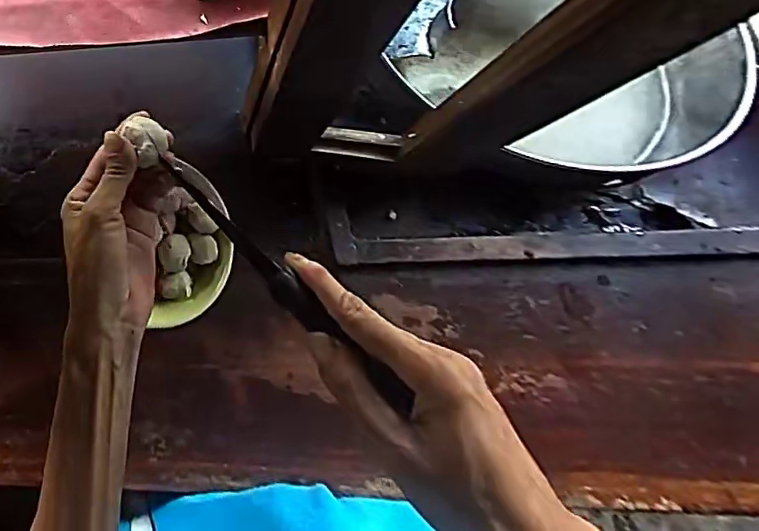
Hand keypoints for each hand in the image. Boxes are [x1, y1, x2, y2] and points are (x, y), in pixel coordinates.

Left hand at [60, 131, 166, 337]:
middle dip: (144, 152)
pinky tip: (176, 179)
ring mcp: (126, 217)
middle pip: (127, 169)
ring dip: (157, 169)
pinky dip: (166, 190)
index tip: (142, 122)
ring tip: (173, 155)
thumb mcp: (101, 216)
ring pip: (144, 184)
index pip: (106, 159)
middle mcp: (104, 203)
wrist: (111, 316)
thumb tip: (117, 137)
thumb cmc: (96, 266)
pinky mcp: (146, 231)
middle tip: (165, 138)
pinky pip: (157, 203)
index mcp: (84, 197)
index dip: (123, 140)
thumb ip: (114, 176)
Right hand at [286, 253, 588, 530]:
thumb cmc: (464, 499)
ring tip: (366, 411)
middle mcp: (445, 356)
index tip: (294, 260)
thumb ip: (352, 392)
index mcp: (430, 368)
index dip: (322, 286)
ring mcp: (459, 370)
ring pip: (392, 351)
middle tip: (320, 363)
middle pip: (376, 334)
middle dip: (343, 338)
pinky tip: (390, 414)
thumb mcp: (395, 450)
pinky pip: (410, 366)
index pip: (361, 316)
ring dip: (367, 364)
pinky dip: (387, 376)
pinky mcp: (463, 386)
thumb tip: (319, 341)